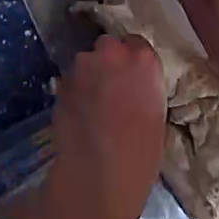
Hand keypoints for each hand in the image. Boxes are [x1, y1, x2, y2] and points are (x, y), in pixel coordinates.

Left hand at [36, 35, 166, 218]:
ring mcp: (81, 67)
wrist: (98, 175)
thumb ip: (144, 86)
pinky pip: (71, 82)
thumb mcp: (157, 113)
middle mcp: (111, 54)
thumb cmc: (141, 152)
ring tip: (94, 105)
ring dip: (90, 76)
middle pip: (108, 46)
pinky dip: (75, 92)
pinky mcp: (60, 84)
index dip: (133, 60)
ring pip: (86, 62)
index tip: (133, 76)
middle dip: (108, 61)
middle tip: (113, 88)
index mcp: (142, 59)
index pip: (137, 44)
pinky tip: (80, 115)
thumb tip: (132, 85)